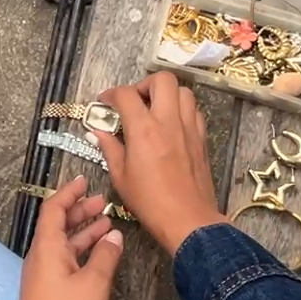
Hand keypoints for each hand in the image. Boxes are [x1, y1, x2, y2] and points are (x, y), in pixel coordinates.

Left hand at [5, 176, 122, 299]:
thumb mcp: (92, 286)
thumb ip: (105, 257)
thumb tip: (113, 235)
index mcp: (46, 248)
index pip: (54, 210)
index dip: (68, 193)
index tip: (84, 180)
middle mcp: (42, 259)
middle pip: (59, 226)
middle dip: (80, 211)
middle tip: (103, 201)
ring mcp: (46, 279)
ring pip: (66, 246)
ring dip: (85, 233)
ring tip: (108, 223)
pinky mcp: (52, 296)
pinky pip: (69, 263)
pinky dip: (85, 253)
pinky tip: (102, 255)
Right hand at [96, 71, 227, 253]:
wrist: (188, 220)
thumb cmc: (150, 201)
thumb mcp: (120, 176)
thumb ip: (109, 148)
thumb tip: (99, 132)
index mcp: (143, 130)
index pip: (126, 94)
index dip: (111, 93)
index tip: (105, 102)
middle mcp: (168, 121)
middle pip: (162, 79)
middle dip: (145, 84)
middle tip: (134, 100)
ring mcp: (189, 128)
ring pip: (183, 91)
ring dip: (166, 94)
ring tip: (154, 109)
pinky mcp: (202, 138)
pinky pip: (194, 110)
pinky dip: (181, 109)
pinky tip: (171, 125)